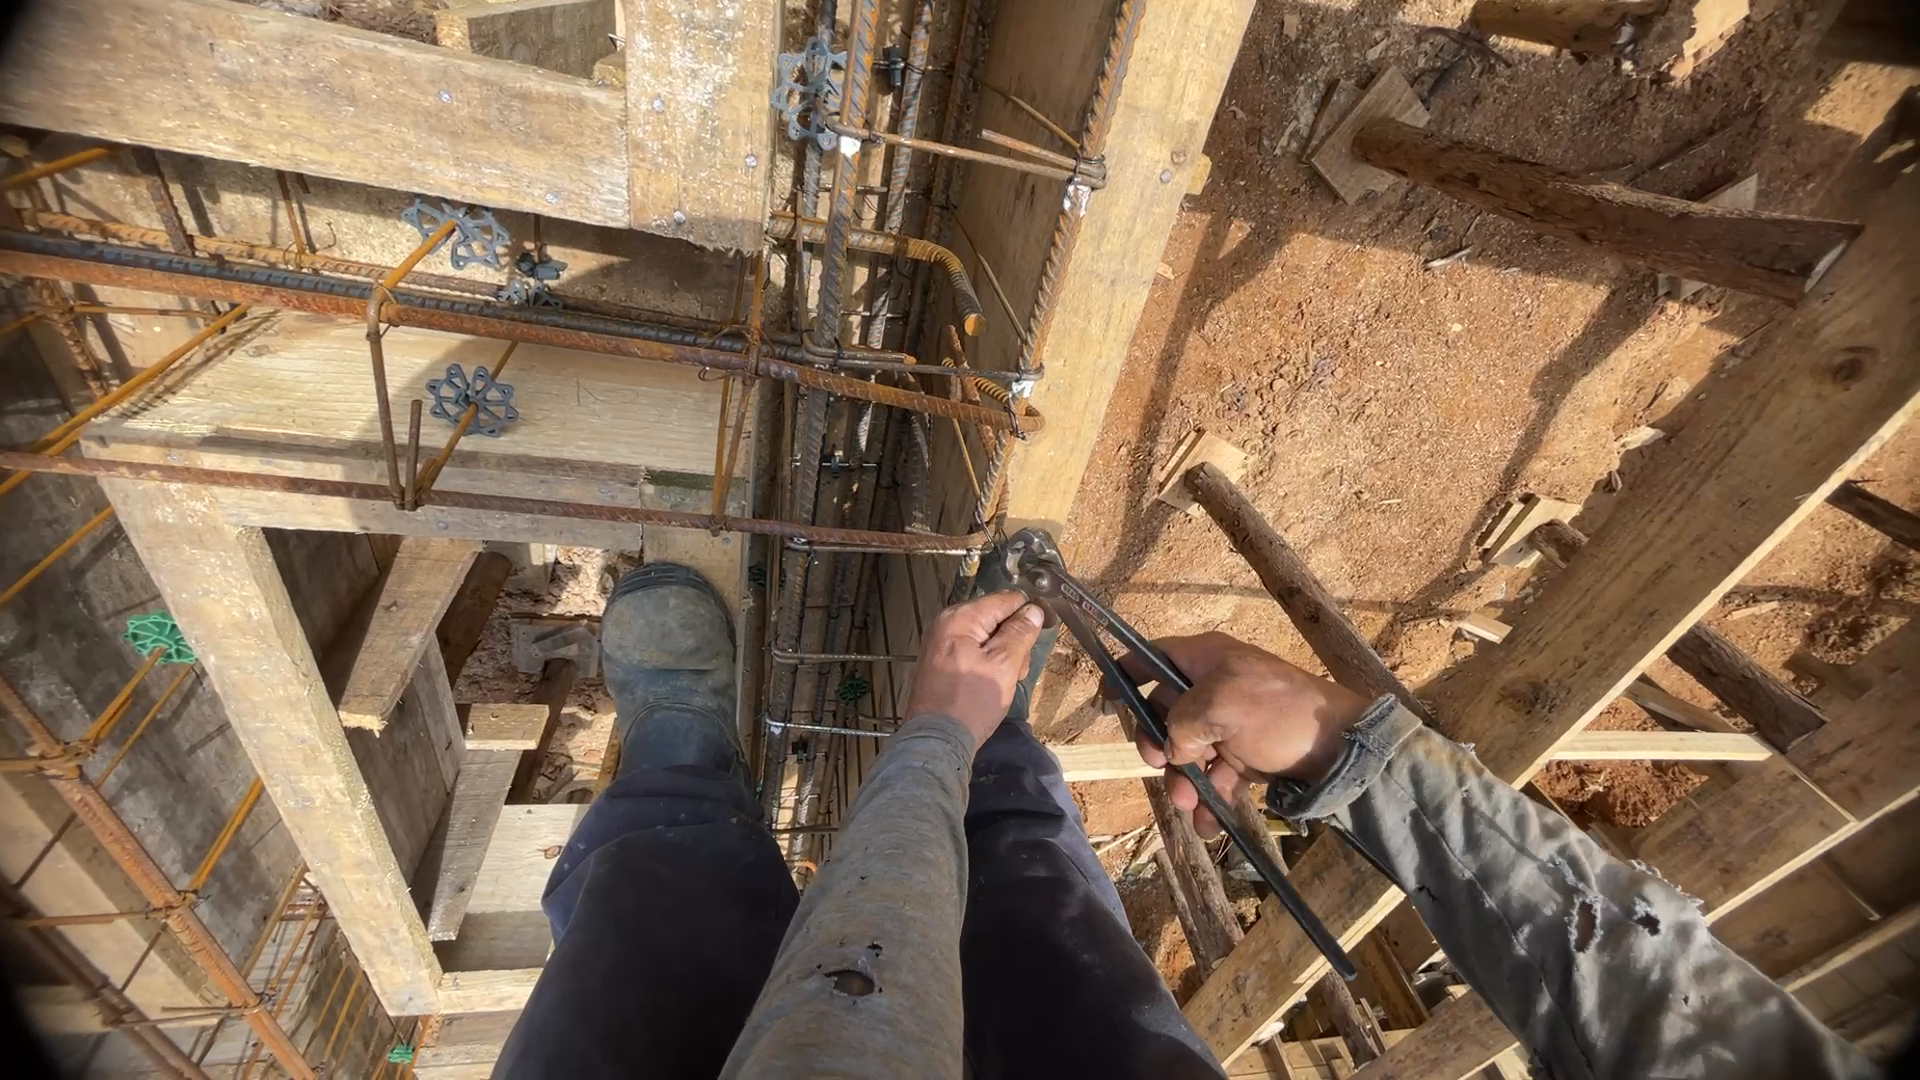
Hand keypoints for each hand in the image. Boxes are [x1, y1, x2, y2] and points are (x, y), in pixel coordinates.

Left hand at [905, 591, 1046, 749]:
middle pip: (996, 618)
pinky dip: (989, 664)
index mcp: (960, 617)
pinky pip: (974, 652)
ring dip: (1004, 656)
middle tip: (1017, 670)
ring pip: (987, 637)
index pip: (1005, 599)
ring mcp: (942, 643)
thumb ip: (1019, 633)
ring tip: (1005, 682)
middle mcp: (947, 623)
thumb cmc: (971, 701)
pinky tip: (992, 685)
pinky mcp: (942, 662)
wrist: (937, 741)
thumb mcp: (1003, 665)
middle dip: (1014, 640)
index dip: (1028, 613)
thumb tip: (1033, 609)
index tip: (1043, 632)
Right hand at [1119, 632, 1368, 836]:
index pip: (1150, 656)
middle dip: (1157, 745)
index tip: (1105, 703)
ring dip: (1181, 780)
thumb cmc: (1279, 712)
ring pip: (1185, 750)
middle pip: (1162, 712)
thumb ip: (1181, 723)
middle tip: (1159, 766)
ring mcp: (1227, 723)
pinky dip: (1208, 798)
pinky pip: (1213, 774)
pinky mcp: (1244, 754)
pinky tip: (1210, 823)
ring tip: (1190, 807)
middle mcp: (1211, 686)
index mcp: (1203, 659)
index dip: (1124, 674)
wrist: (1345, 748)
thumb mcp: (1221, 706)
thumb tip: (1173, 749)